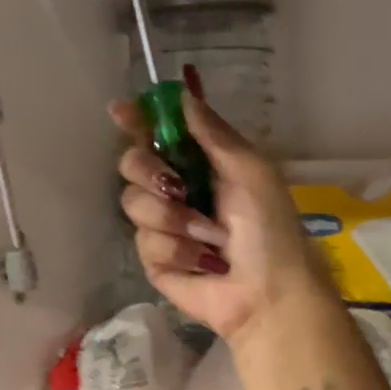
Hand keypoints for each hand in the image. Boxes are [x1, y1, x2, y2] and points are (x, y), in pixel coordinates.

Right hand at [111, 89, 321, 338]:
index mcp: (200, 163)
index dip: (136, 120)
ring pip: (134, 203)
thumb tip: (182, 95)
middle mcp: (176, 188)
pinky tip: (202, 263)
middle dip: (148, 172)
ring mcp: (162, 224)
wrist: (268, 294)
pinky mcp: (154, 258)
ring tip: (210, 239)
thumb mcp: (251, 173)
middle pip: (131, 163)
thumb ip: (213, 135)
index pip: (158, 133)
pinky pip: (145, 241)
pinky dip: (177, 251)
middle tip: (176, 187)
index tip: (120, 111)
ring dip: (174, 220)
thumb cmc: (270, 230)